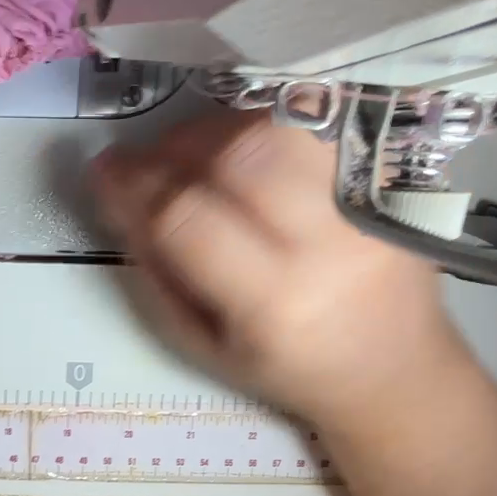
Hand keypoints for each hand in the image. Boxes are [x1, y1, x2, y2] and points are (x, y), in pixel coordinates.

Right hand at [89, 110, 470, 428]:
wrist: (393, 371)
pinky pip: (319, 129)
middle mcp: (325, 248)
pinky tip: (239, 144)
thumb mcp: (201, 342)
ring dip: (220, 128)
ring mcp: (364, 210)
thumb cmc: (281, 367)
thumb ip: (157, 272)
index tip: (104, 171)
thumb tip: (121, 202)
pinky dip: (266, 124)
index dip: (133, 184)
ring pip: (283, 130)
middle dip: (174, 146)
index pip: (186, 218)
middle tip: (146, 156)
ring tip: (191, 148)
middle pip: (239, 158)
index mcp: (270, 304)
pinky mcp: (387, 188)